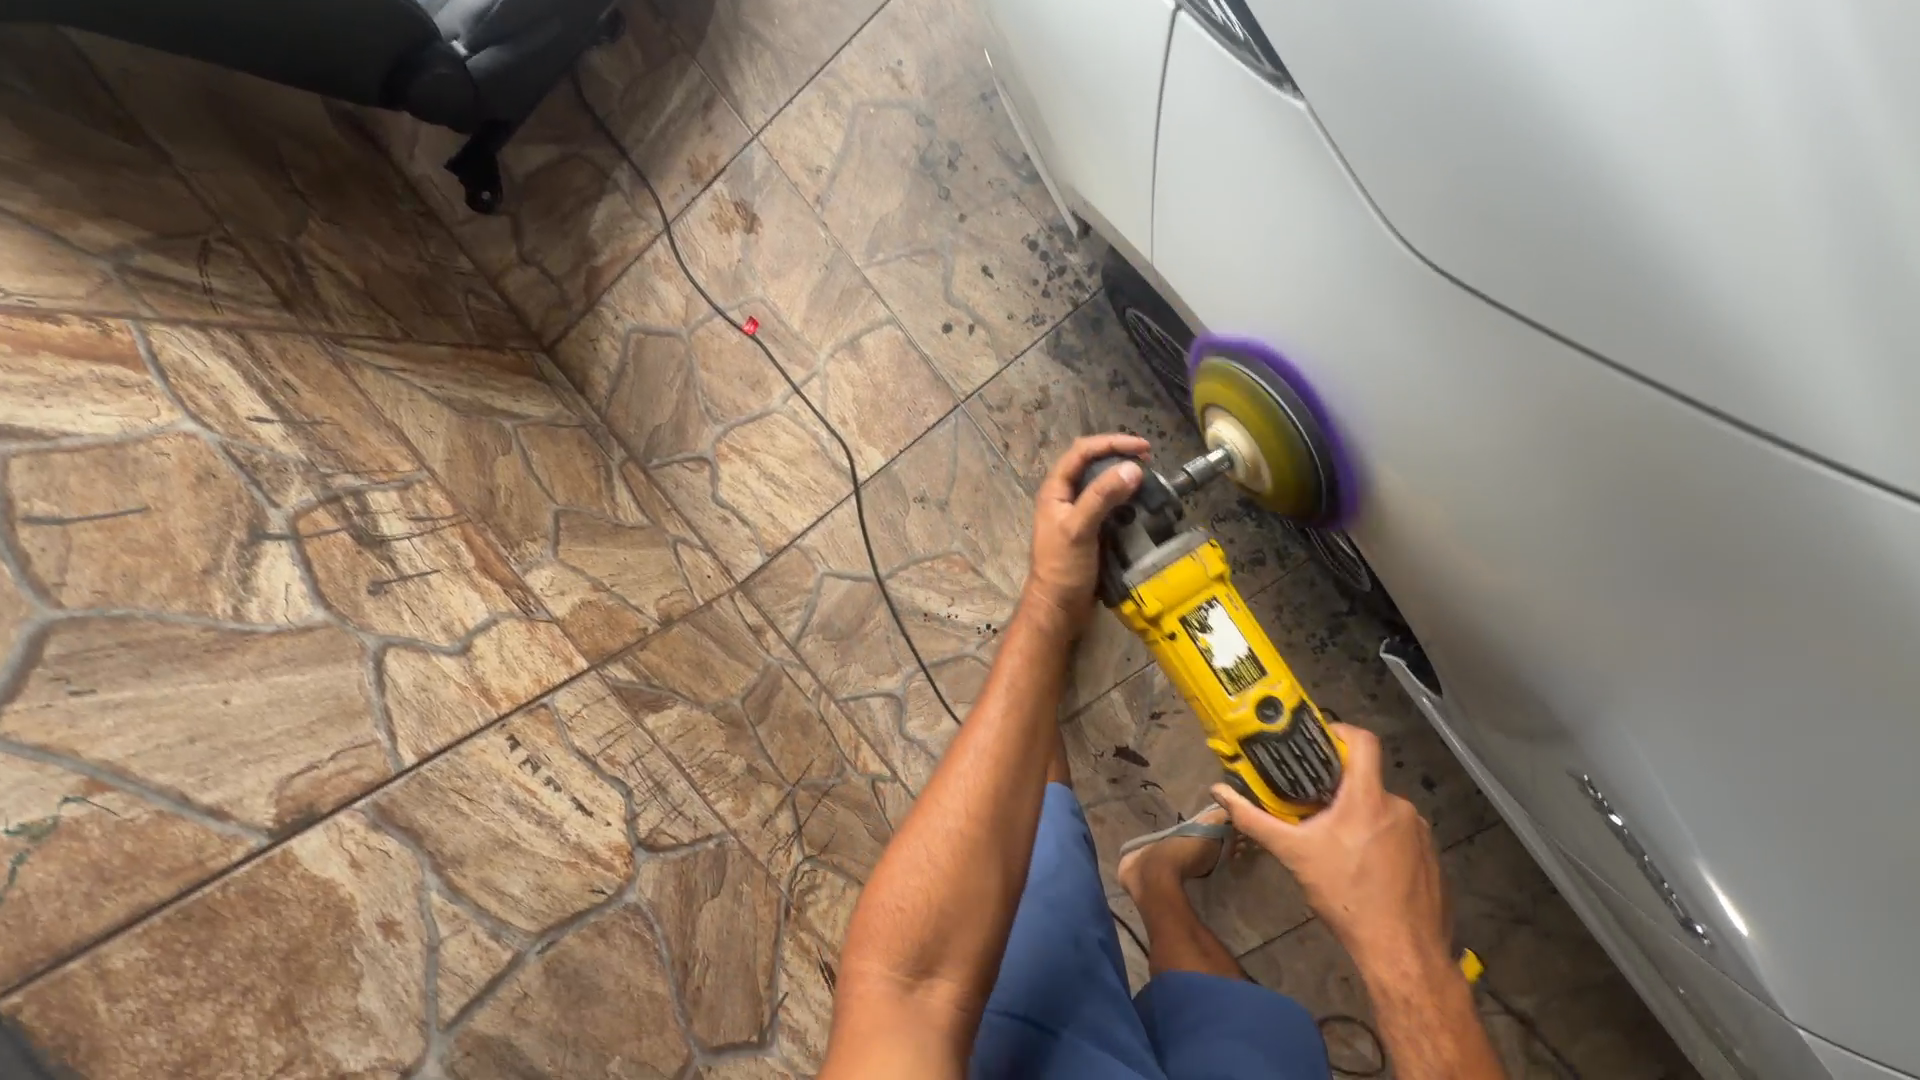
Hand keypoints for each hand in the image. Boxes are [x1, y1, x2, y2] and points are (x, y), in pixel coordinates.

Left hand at [1024, 434, 1150, 634]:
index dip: (1111, 443)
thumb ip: (1102, 497)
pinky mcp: (1090, 529)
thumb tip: (1132, 468)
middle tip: (1148, 461)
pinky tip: (1140, 503)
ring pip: (1101, 483)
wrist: (1058, 607)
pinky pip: (1109, 504)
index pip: (1081, 452)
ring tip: (1148, 480)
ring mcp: (1077, 513)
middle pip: (1092, 463)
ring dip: (1123, 477)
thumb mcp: (1079, 529)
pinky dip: (1125, 499)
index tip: (1143, 448)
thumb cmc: (1062, 568)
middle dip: (1119, 456)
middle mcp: (1065, 497)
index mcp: (1055, 490)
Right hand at [1213, 725, 1449, 971]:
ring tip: (1337, 846)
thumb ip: (1254, 820)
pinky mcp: (1433, 859)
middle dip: (1339, 791)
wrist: (1403, 953)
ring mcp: (1421, 833)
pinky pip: (1401, 836)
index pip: (1363, 741)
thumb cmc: (1345, 897)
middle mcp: (1400, 807)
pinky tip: (1365, 871)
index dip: (1340, 732)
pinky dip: (1381, 843)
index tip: (1318, 742)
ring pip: (1382, 811)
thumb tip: (1218, 792)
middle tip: (1313, 809)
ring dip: (1360, 819)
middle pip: (1366, 781)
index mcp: (1367, 798)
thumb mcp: (1293, 855)